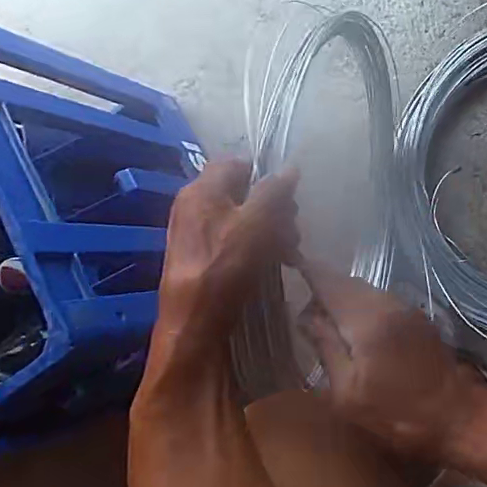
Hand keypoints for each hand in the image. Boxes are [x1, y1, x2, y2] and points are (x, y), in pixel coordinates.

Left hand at [145, 160, 298, 393]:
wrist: (194, 324)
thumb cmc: (224, 267)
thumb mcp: (256, 223)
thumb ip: (274, 192)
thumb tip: (290, 168)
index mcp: (201, 190)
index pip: (236, 162)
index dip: (264, 173)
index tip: (288, 195)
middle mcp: (194, 206)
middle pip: (243, 191)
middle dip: (275, 207)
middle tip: (293, 228)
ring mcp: (197, 233)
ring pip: (243, 218)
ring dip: (272, 229)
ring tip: (290, 251)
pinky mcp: (203, 257)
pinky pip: (236, 240)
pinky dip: (259, 246)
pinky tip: (277, 264)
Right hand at [294, 258, 486, 462]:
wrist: (456, 417)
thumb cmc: (396, 415)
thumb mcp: (347, 392)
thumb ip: (326, 347)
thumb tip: (306, 316)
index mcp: (368, 320)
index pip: (330, 282)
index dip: (309, 271)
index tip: (290, 263)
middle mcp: (389, 303)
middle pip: (348, 282)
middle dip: (324, 288)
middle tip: (303, 308)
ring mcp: (407, 308)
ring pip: (366, 290)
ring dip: (344, 298)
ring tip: (326, 320)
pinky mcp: (418, 317)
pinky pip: (382, 301)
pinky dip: (362, 306)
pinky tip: (355, 328)